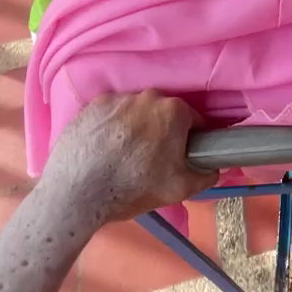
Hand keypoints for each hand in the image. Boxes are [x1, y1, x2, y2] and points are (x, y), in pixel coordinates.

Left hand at [39, 90, 216, 218]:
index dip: (187, 140)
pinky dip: (109, 127)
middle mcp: (148, 96)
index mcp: (174, 110)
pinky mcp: (92, 106)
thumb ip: (205, 175)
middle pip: (161, 113)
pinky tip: (101, 150)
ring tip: (120, 156)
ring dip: (134, 128)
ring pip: (135, 111)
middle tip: (147, 160)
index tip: (176, 158)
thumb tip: (215, 167)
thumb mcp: (178, 189)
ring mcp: (118, 98)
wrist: (75, 195)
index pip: (191, 121)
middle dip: (159, 132)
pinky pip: (109, 113)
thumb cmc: (132, 188)